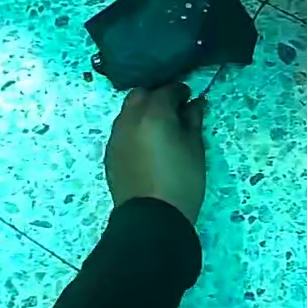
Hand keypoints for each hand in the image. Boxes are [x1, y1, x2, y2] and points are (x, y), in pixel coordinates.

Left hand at [106, 85, 207, 223]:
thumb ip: (193, 121)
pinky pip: (122, 130)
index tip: (191, 99)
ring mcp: (116, 136)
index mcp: (153, 114)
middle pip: (141, 94)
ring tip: (161, 127)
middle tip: (175, 110)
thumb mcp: (195, 148)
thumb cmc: (182, 180)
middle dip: (157, 96)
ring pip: (128, 111)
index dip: (181, 91)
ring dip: (143, 111)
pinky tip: (148, 144)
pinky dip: (135, 128)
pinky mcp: (110, 153)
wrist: (152, 217)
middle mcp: (129, 119)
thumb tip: (195, 104)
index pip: (167, 90)